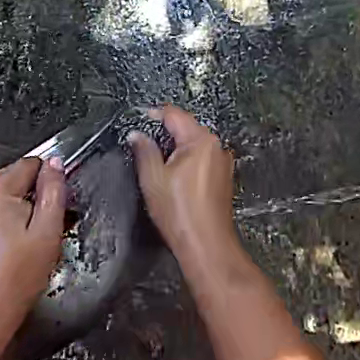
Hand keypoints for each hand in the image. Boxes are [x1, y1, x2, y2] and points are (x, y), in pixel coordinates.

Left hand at [0, 156, 67, 329]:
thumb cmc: (17, 276)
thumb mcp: (48, 233)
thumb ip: (53, 192)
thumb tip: (54, 163)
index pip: (28, 165)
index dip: (42, 183)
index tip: (46, 206)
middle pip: (5, 179)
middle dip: (20, 197)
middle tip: (28, 230)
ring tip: (7, 241)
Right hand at [127, 106, 239, 267]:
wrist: (206, 245)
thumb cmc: (182, 214)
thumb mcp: (153, 178)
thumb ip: (144, 151)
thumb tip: (137, 136)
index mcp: (201, 141)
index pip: (175, 114)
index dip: (154, 115)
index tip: (140, 119)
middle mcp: (216, 147)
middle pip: (186, 128)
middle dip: (165, 134)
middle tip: (144, 146)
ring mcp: (222, 163)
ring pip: (194, 145)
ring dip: (176, 149)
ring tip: (158, 166)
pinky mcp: (222, 177)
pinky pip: (201, 159)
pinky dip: (187, 162)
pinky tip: (175, 179)